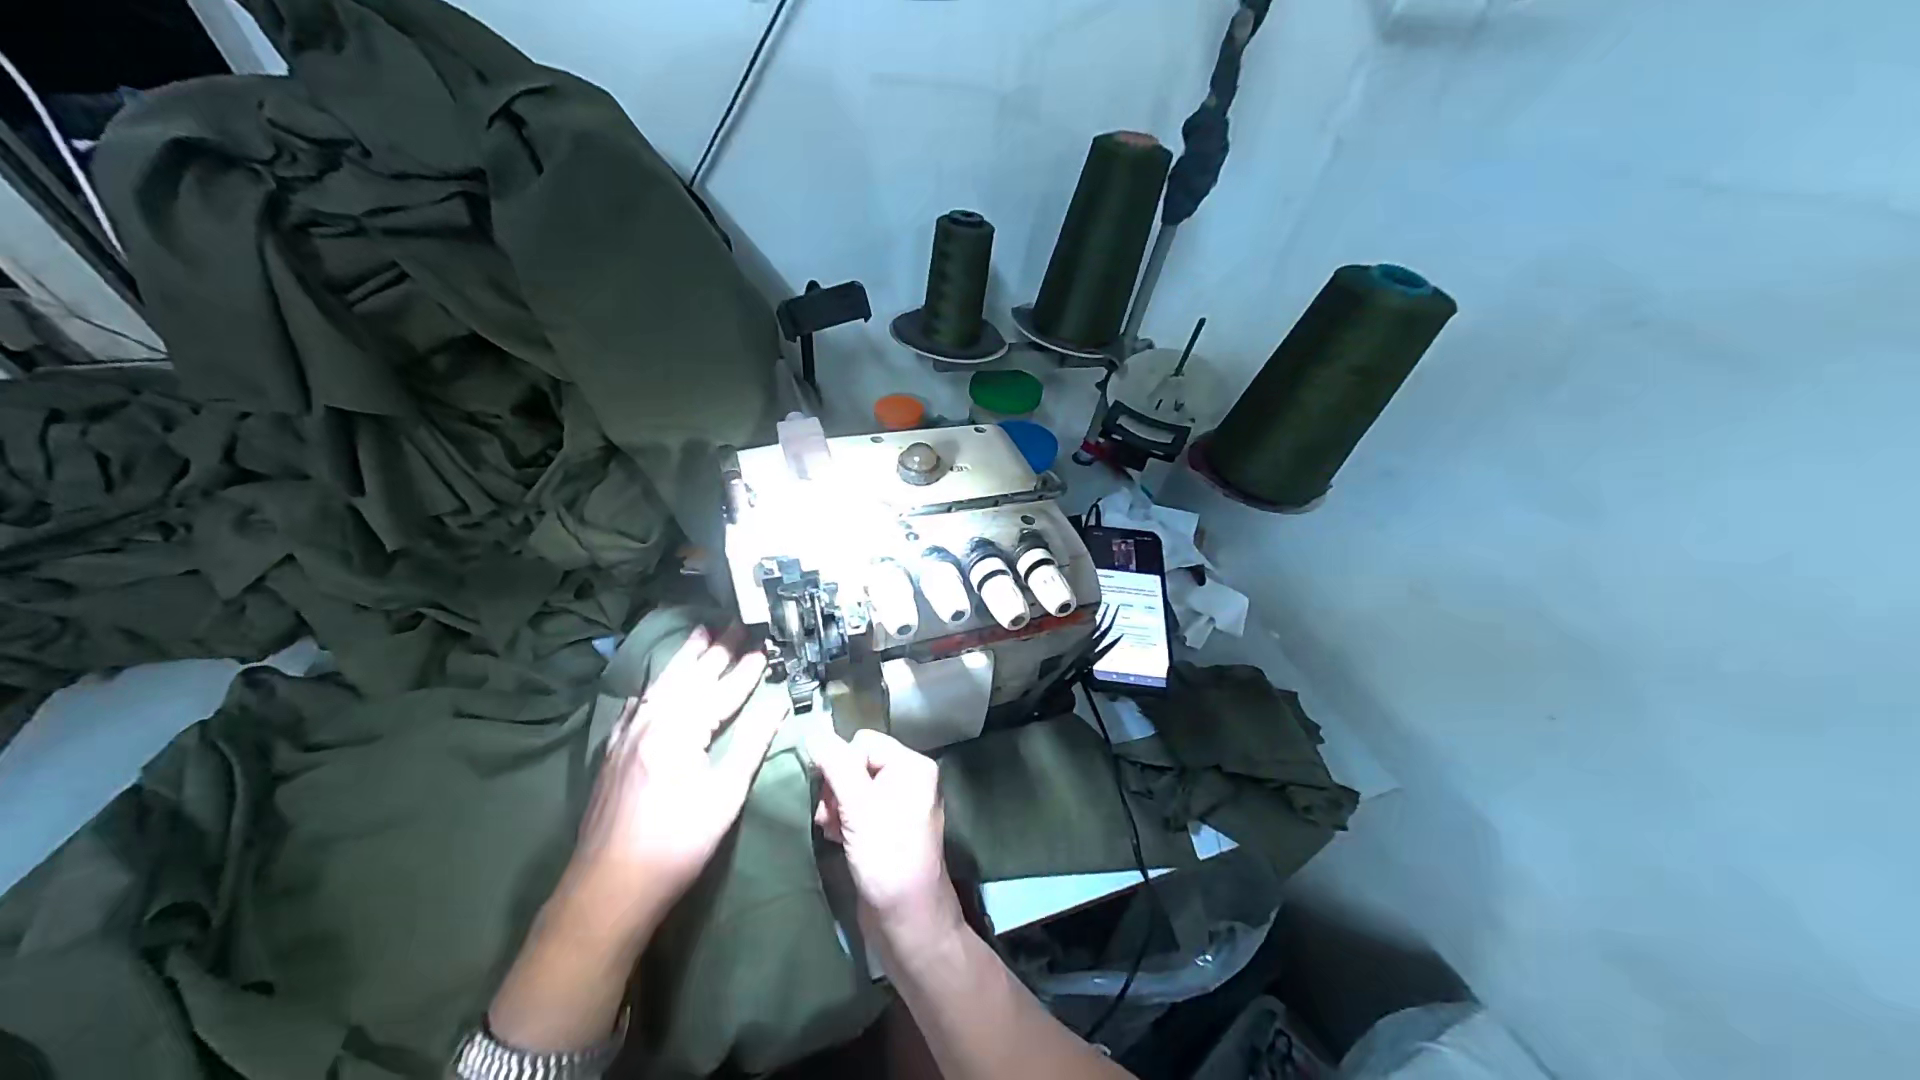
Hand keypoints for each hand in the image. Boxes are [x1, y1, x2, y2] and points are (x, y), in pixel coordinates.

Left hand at [565, 626, 789, 941]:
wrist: (608, 887)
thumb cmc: (677, 843)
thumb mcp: (725, 795)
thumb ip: (752, 742)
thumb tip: (779, 702)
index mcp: (680, 727)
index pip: (722, 689)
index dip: (747, 668)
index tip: (765, 644)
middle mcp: (650, 720)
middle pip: (690, 676)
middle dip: (716, 650)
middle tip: (735, 623)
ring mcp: (627, 733)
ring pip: (662, 683)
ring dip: (686, 659)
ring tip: (701, 634)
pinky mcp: (614, 750)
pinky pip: (639, 702)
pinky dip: (657, 684)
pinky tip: (658, 684)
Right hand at [806, 727, 963, 942]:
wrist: (907, 921)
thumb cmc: (887, 858)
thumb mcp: (859, 807)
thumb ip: (836, 766)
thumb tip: (813, 731)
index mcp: (913, 766)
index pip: (864, 742)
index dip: (842, 765)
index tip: (834, 795)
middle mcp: (909, 780)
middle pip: (856, 763)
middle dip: (836, 788)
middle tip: (831, 817)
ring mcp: (898, 806)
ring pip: (851, 788)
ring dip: (835, 806)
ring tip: (833, 831)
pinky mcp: (885, 829)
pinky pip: (856, 810)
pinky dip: (842, 821)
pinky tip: (837, 839)